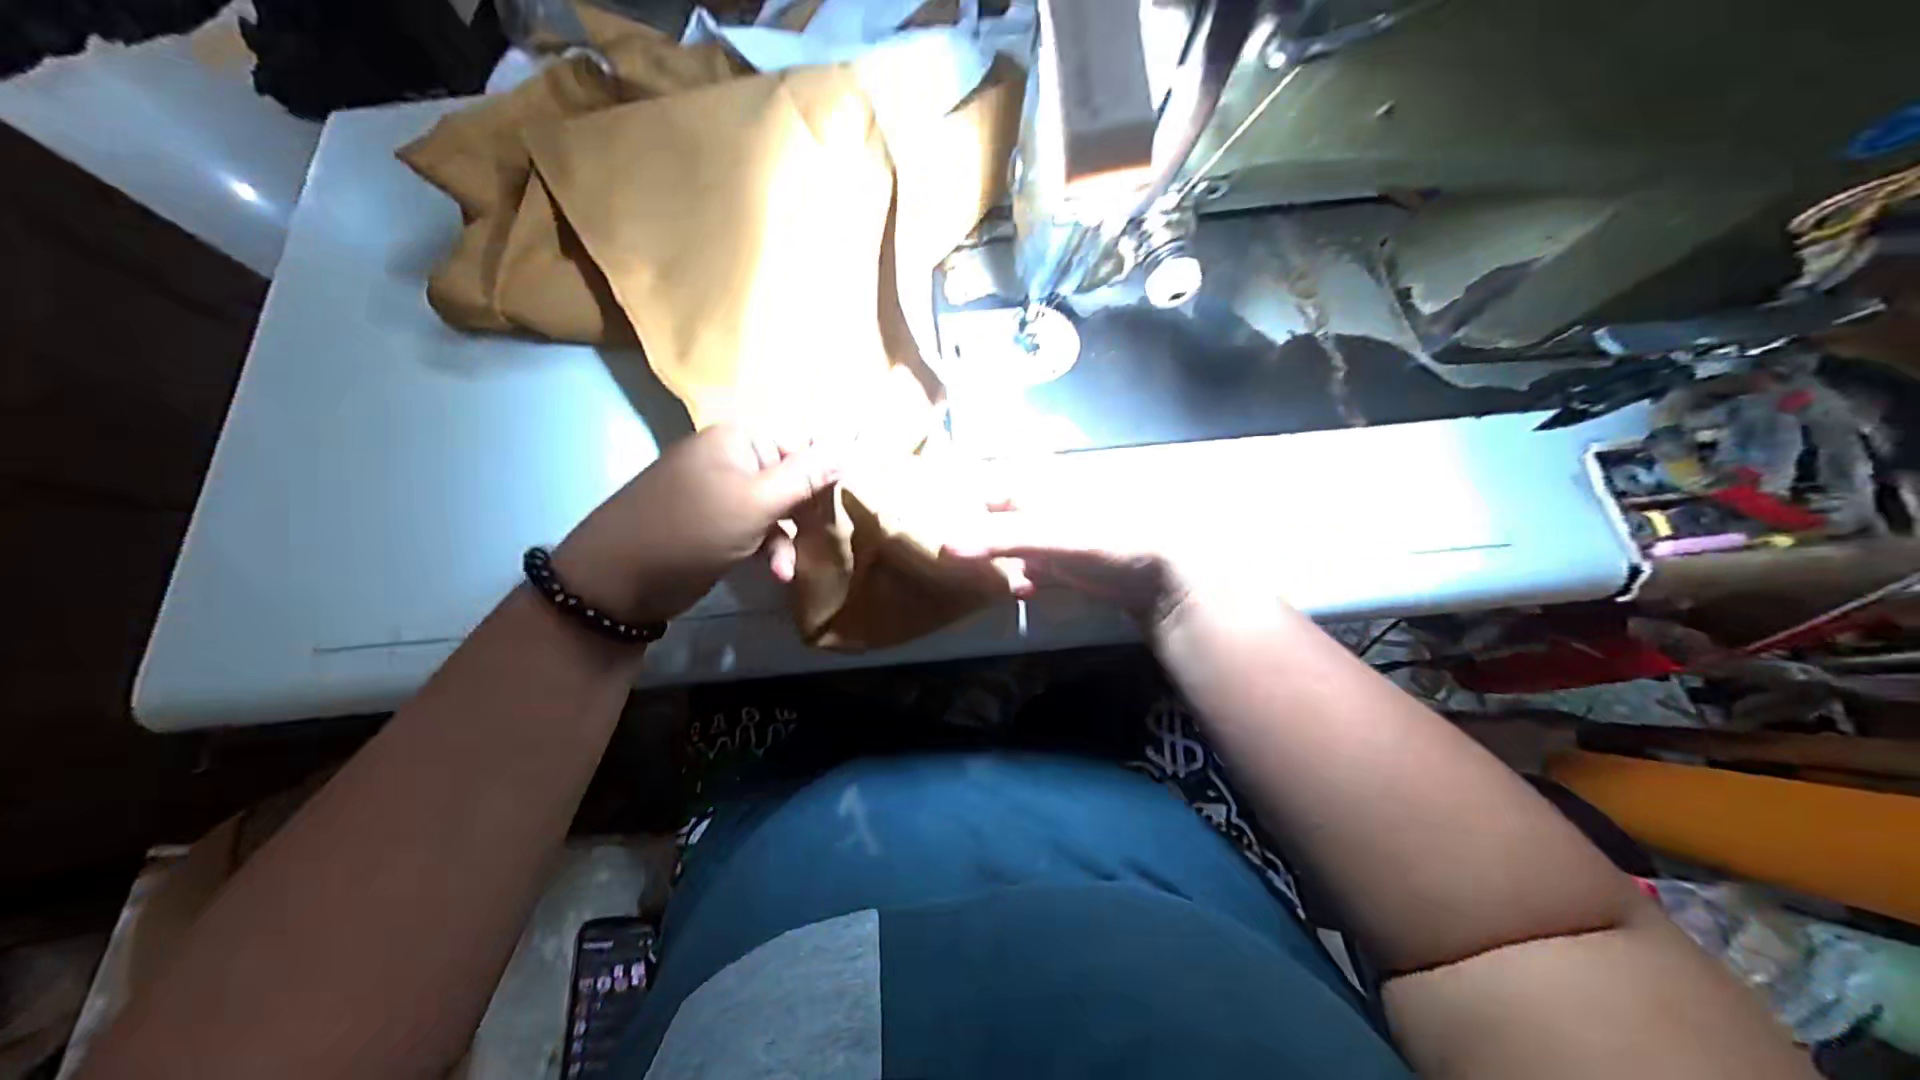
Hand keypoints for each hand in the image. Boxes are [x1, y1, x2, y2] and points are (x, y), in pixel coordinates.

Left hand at [551, 426, 839, 624]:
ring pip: (779, 507)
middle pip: (793, 475)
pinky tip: (775, 573)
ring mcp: (722, 493)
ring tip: (789, 566)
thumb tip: (850, 446)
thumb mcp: (756, 503)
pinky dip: (770, 549)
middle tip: (827, 533)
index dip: (827, 468)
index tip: (850, 500)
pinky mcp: (717, 524)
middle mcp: (732, 459)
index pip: (802, 441)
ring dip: (789, 536)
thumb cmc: (692, 531)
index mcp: (739, 440)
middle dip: (809, 510)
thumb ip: (805, 476)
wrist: (618, 581)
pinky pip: (758, 528)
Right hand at [941, 491, 1191, 629]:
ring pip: (1019, 546)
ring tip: (977, 576)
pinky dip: (1028, 579)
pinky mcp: (1075, 566)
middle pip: (1003, 518)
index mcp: (1042, 490)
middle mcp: (1049, 510)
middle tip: (949, 553)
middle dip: (979, 534)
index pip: (992, 489)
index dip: (964, 501)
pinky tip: (1021, 591)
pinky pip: (1041, 570)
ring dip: (1001, 560)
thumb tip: (943, 546)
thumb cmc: (1111, 540)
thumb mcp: (1052, 535)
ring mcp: (1063, 539)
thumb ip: (1000, 538)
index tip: (933, 518)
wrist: (1168, 576)